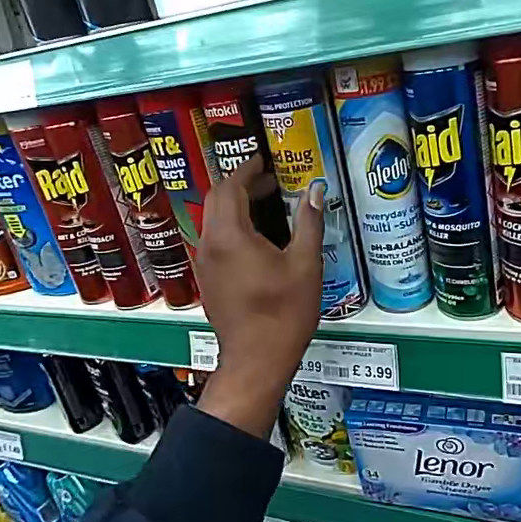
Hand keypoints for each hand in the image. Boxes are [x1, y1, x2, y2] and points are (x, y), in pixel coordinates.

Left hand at [194, 154, 324, 437]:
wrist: (256, 361)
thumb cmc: (284, 314)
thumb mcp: (305, 264)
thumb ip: (309, 222)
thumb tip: (315, 191)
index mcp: (230, 237)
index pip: (230, 188)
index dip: (247, 170)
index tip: (264, 160)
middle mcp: (210, 246)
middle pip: (217, 200)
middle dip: (241, 184)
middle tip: (269, 180)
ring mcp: (205, 264)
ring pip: (214, 220)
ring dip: (236, 206)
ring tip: (268, 205)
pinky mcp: (209, 280)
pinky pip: (215, 240)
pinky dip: (232, 227)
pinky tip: (258, 238)